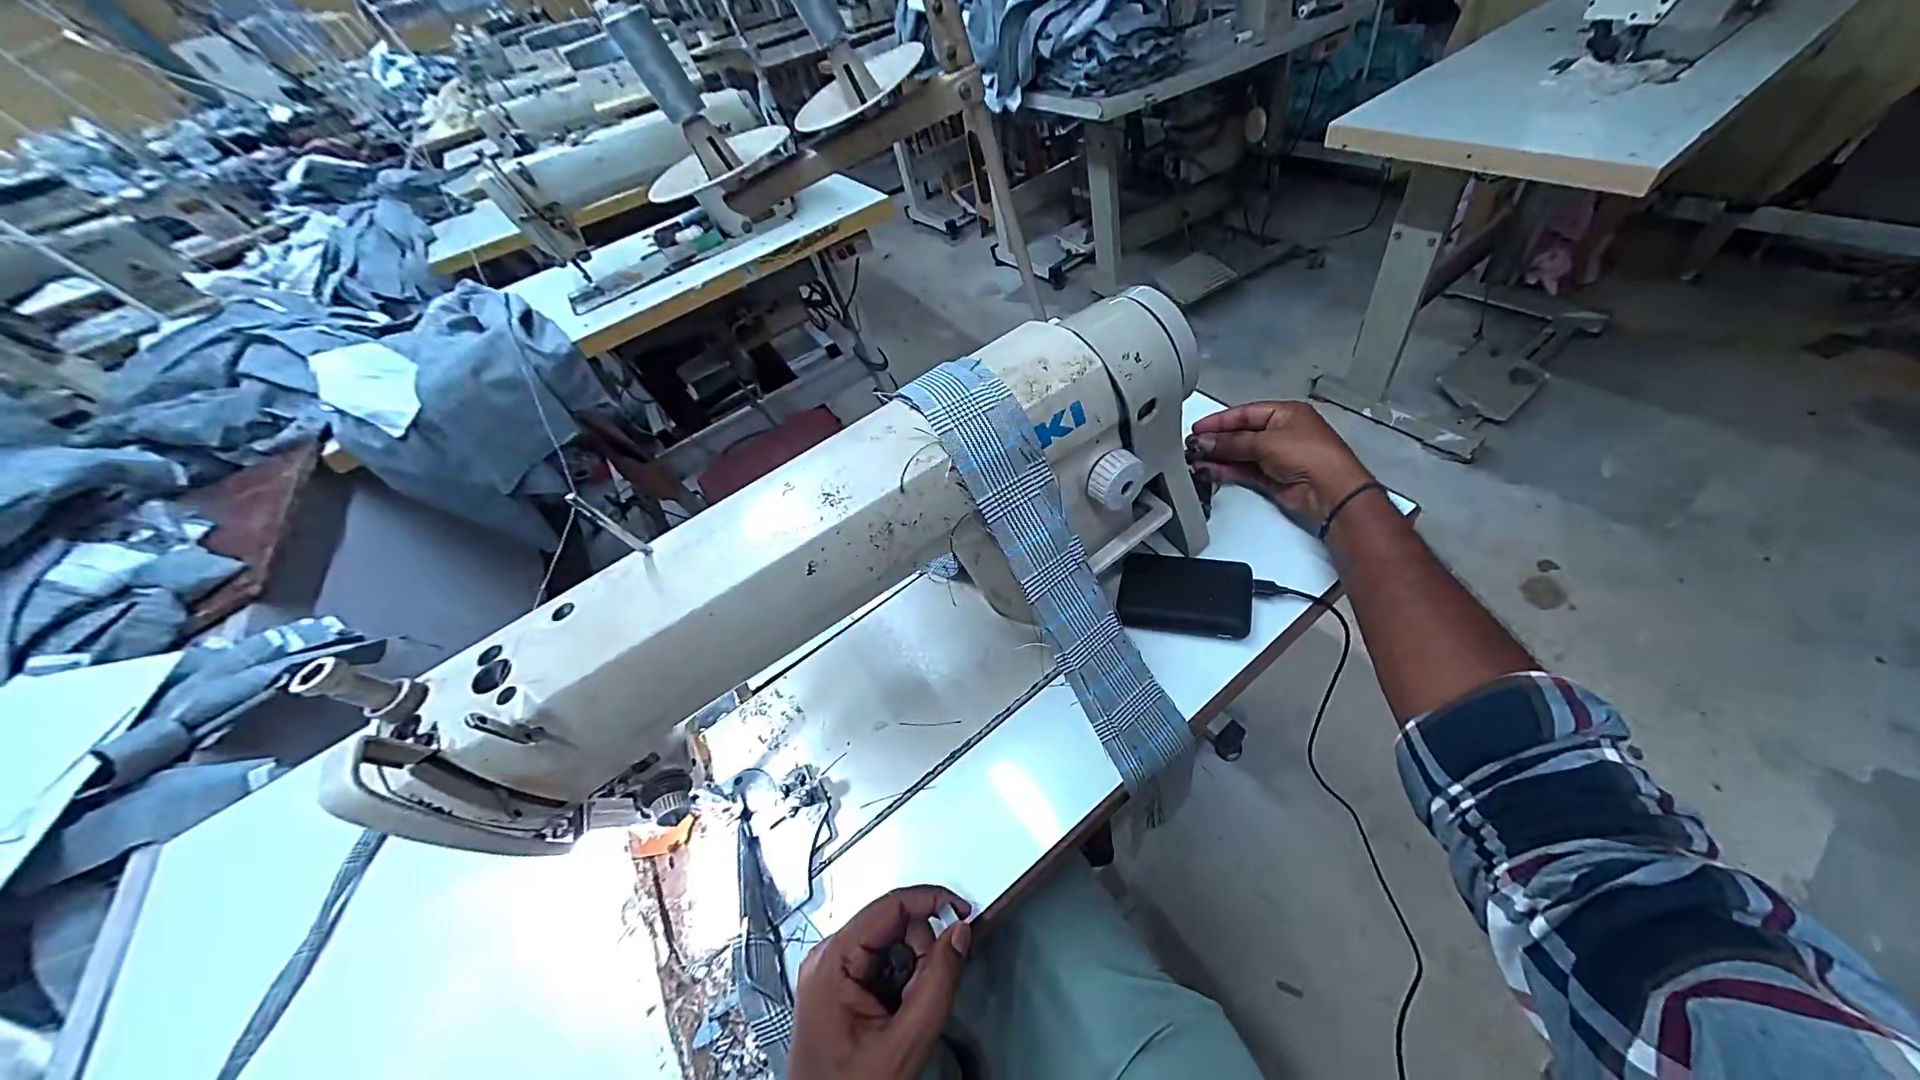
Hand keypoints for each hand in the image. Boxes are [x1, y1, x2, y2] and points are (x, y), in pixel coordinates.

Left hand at [789, 886, 972, 1079]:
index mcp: (833, 960)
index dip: (931, 901)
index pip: (891, 905)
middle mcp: (827, 956)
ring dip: (912, 965)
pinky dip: (900, 977)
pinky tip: (897, 1010)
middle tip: (930, 986)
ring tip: (909, 1009)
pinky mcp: (837, 981)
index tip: (961, 910)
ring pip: (888, 940)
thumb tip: (958, 934)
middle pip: (890, 921)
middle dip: (921, 947)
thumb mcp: (905, 1041)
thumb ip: (937, 982)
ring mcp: (829, 968)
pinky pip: (879, 959)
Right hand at [1188, 401, 1373, 528]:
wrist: (1330, 493)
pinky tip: (1207, 469)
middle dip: (1216, 440)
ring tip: (1194, 459)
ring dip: (1217, 457)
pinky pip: (1242, 471)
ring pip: (1239, 454)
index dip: (1220, 420)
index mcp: (1286, 413)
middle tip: (1192, 446)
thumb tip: (1205, 442)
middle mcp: (1281, 434)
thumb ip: (1232, 442)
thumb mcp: (1267, 442)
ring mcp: (1275, 457)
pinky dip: (1224, 470)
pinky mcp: (1270, 478)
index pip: (1246, 413)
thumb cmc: (1311, 456)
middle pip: (1240, 434)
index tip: (1198, 428)